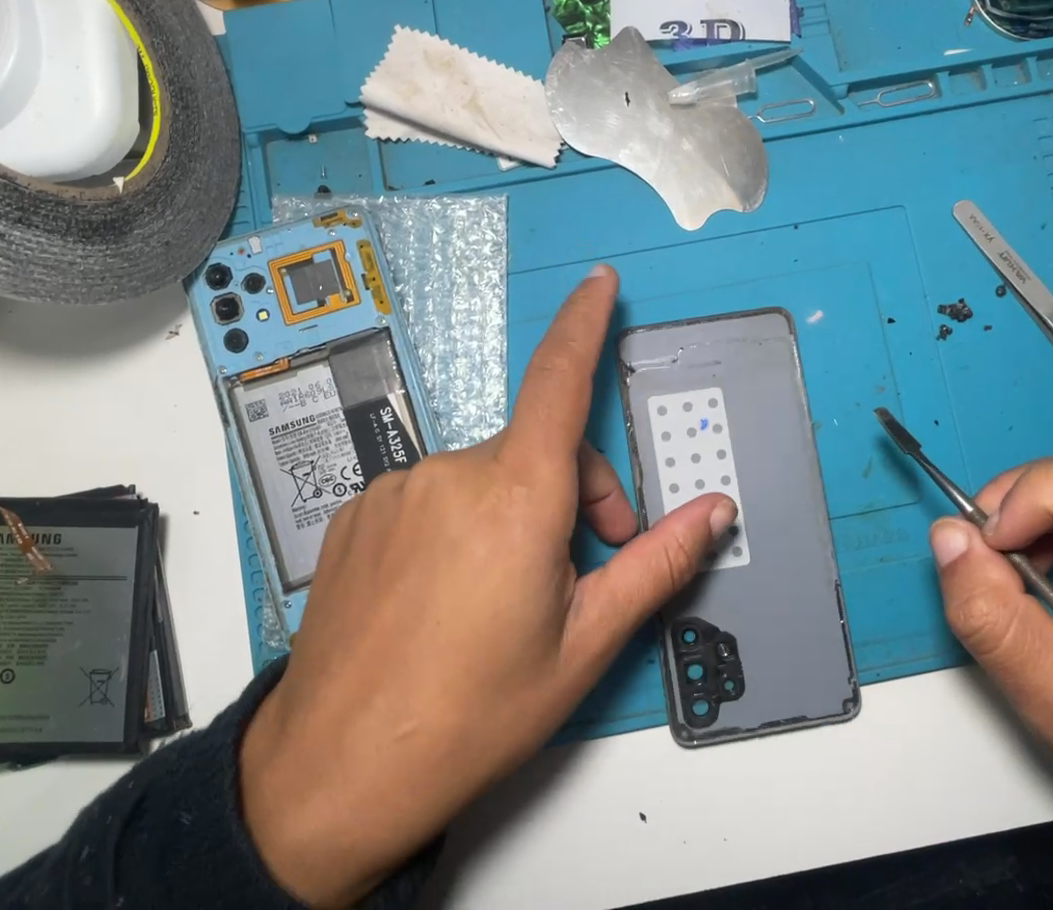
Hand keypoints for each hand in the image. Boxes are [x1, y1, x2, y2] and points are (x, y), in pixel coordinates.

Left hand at [236, 266, 733, 907]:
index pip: (559, 380)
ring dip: (516, 513)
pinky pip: (433, 497)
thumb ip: (657, 564)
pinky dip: (461, 524)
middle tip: (590, 565)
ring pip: (485, 477)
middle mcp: (450, 473)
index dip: (584, 323)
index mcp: (516, 495)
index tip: (599, 282)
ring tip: (507, 597)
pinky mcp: (358, 515)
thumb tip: (716, 510)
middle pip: (536, 449)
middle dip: (578, 493)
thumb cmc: (475, 713)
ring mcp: (396, 491)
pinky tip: (449, 596)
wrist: (336, 770)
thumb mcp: (585, 643)